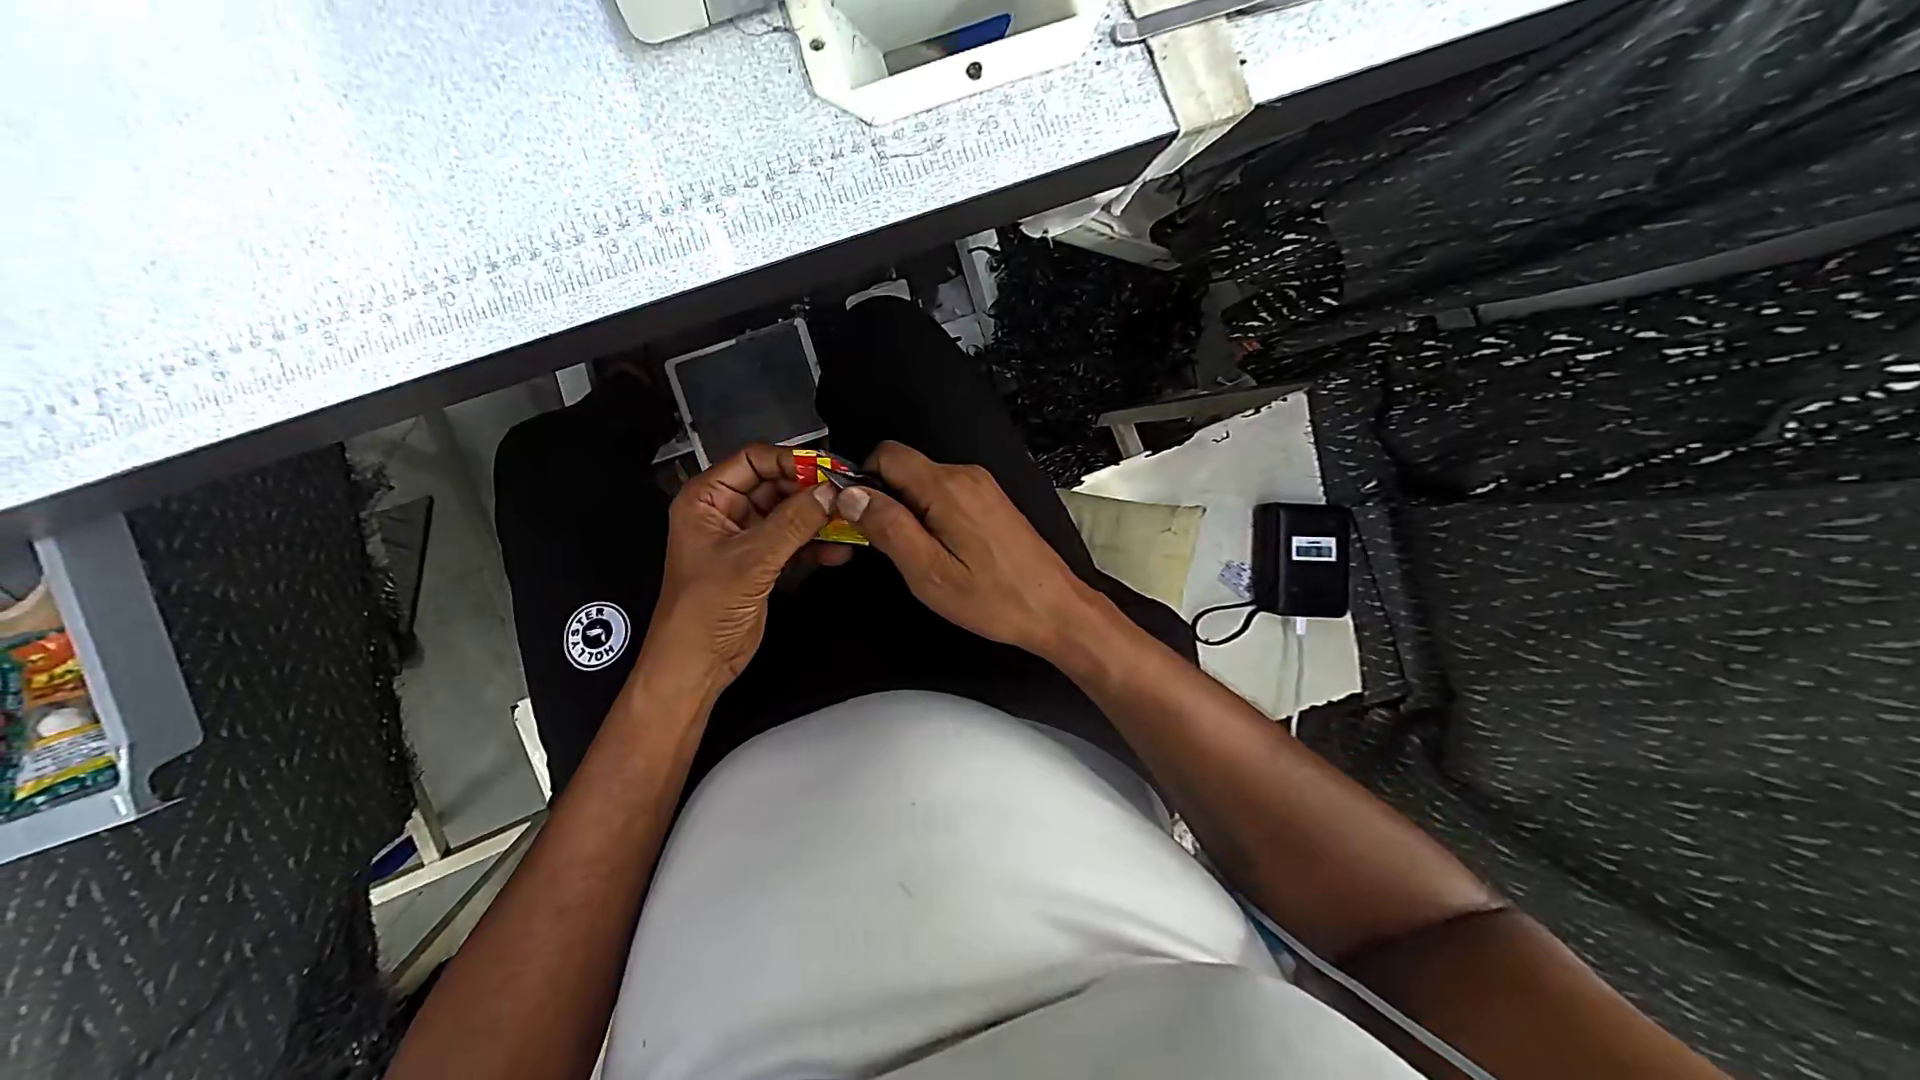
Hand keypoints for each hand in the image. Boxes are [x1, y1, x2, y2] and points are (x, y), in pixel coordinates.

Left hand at [643, 443, 848, 691]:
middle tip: (844, 495)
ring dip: (819, 519)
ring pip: (790, 514)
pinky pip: (795, 542)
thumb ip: (793, 522)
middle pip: (776, 485)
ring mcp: (746, 538)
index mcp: (706, 500)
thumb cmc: (701, 611)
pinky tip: (839, 550)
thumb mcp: (751, 559)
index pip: (753, 460)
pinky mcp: (763, 562)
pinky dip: (817, 545)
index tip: (826, 470)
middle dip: (811, 491)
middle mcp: (725, 513)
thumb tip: (828, 493)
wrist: (697, 663)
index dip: (791, 461)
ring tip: (849, 522)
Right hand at [835, 440, 1101, 659]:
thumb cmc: (996, 598)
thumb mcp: (927, 571)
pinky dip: (929, 516)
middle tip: (883, 545)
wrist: (1055, 609)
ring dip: (907, 511)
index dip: (861, 481)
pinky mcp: (990, 501)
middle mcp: (966, 477)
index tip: (854, 515)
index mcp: (947, 487)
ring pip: (923, 483)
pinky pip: (945, 495)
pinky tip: (939, 552)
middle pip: (903, 468)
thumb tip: (850, 495)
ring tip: (915, 555)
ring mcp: (981, 487)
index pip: (886, 454)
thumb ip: (887, 527)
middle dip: (883, 500)